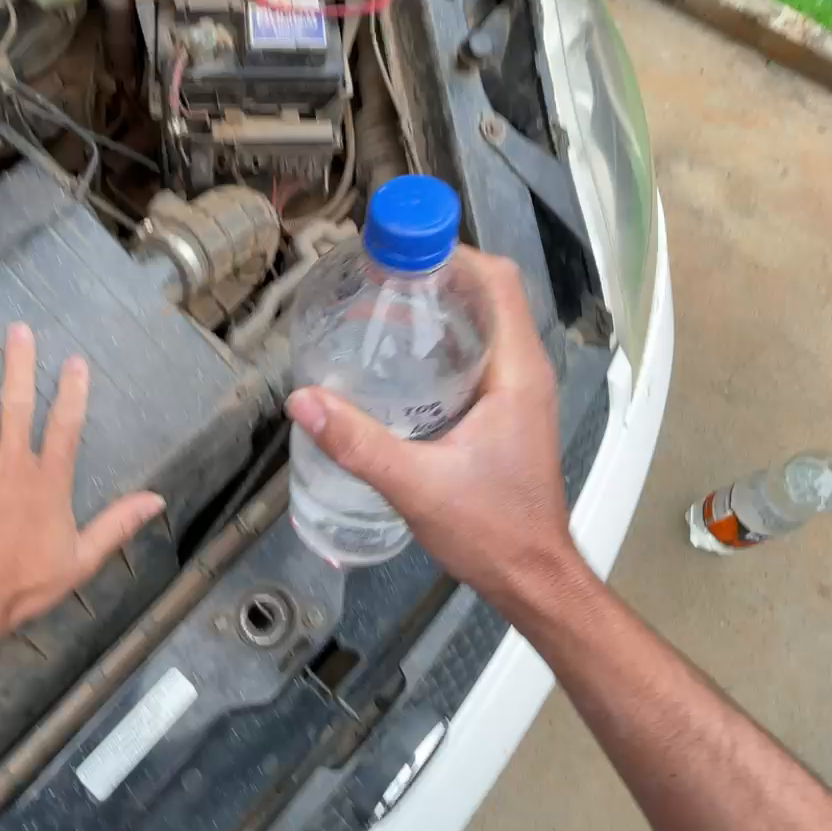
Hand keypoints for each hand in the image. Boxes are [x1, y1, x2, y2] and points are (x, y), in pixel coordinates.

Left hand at [0, 324, 165, 631]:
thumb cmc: (26, 582)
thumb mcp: (82, 558)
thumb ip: (118, 523)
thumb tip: (157, 500)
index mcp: (49, 481)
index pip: (66, 425)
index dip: (73, 390)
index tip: (75, 360)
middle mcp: (13, 464)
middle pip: (19, 405)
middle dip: (20, 364)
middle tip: (19, 329)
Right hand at [285, 248, 586, 606]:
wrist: (530, 577)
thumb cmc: (489, 529)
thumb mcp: (415, 485)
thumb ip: (357, 442)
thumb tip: (302, 400)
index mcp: (516, 371)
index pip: (496, 281)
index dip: (450, 253)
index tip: (396, 254)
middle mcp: (523, 370)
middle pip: (487, 294)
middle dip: (434, 276)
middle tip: (375, 284)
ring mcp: (517, 391)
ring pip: (482, 324)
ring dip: (437, 309)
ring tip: (378, 314)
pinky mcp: (505, 412)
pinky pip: (476, 356)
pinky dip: (441, 343)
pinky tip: (397, 365)